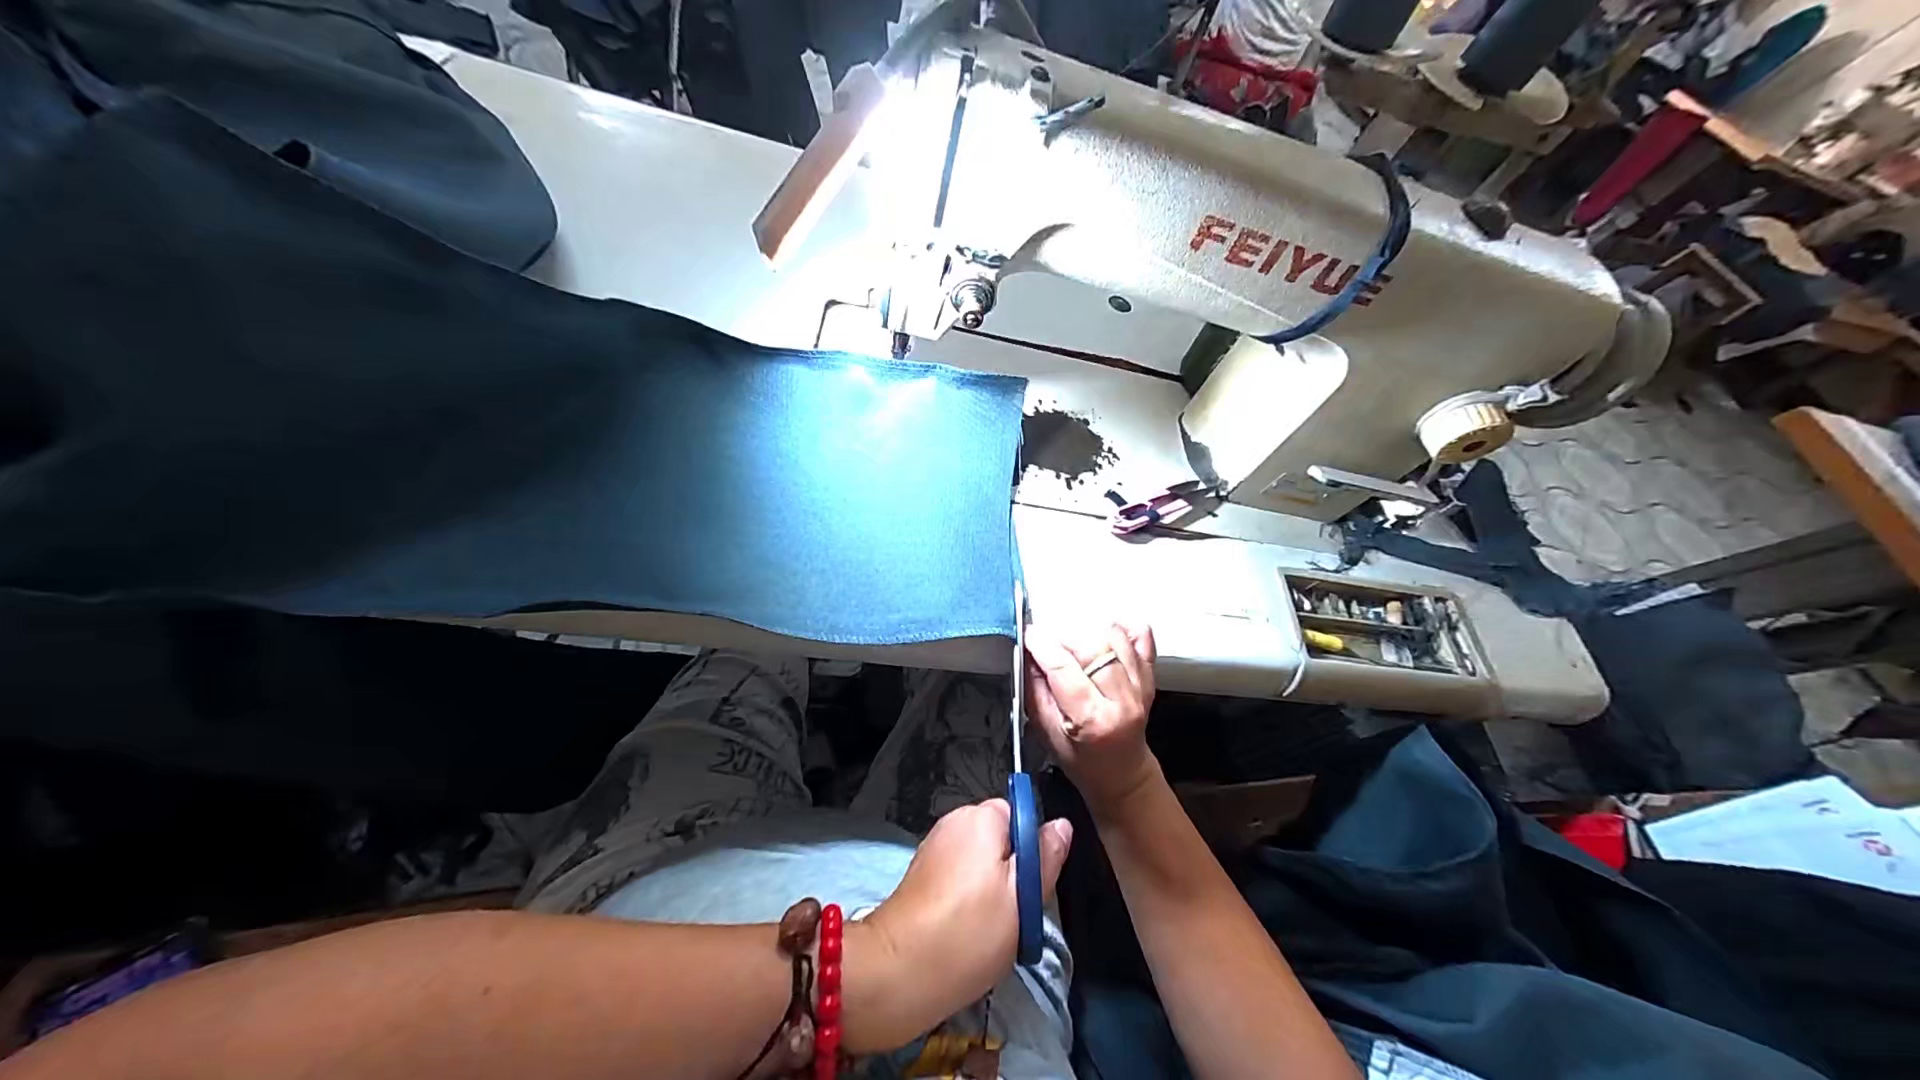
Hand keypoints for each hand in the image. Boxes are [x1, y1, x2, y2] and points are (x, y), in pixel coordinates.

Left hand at [850, 799, 1070, 1051]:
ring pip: (979, 862)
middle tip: (1015, 911)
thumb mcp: (1023, 896)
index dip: (1032, 848)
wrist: (900, 971)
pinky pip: (957, 878)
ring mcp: (933, 849)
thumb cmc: (970, 929)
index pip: (1019, 813)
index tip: (1032, 884)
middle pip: (999, 838)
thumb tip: (1061, 824)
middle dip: (1011, 870)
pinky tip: (966, 930)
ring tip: (991, 927)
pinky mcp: (920, 876)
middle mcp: (953, 822)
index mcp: (980, 816)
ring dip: (990, 889)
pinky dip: (966, 899)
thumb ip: (1045, 856)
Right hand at [1025, 620, 1159, 815]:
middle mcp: (1121, 701)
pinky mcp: (1149, 676)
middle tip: (1049, 643)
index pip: (1063, 667)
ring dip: (1089, 632)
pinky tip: (1106, 638)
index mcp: (1092, 720)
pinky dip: (1122, 630)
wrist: (1121, 773)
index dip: (1041, 645)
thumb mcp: (1046, 731)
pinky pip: (1140, 637)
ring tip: (1074, 645)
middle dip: (1063, 636)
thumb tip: (1028, 654)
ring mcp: (1139, 687)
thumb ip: (1035, 690)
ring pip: (1114, 636)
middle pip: (1092, 646)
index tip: (1029, 635)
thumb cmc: (1084, 760)